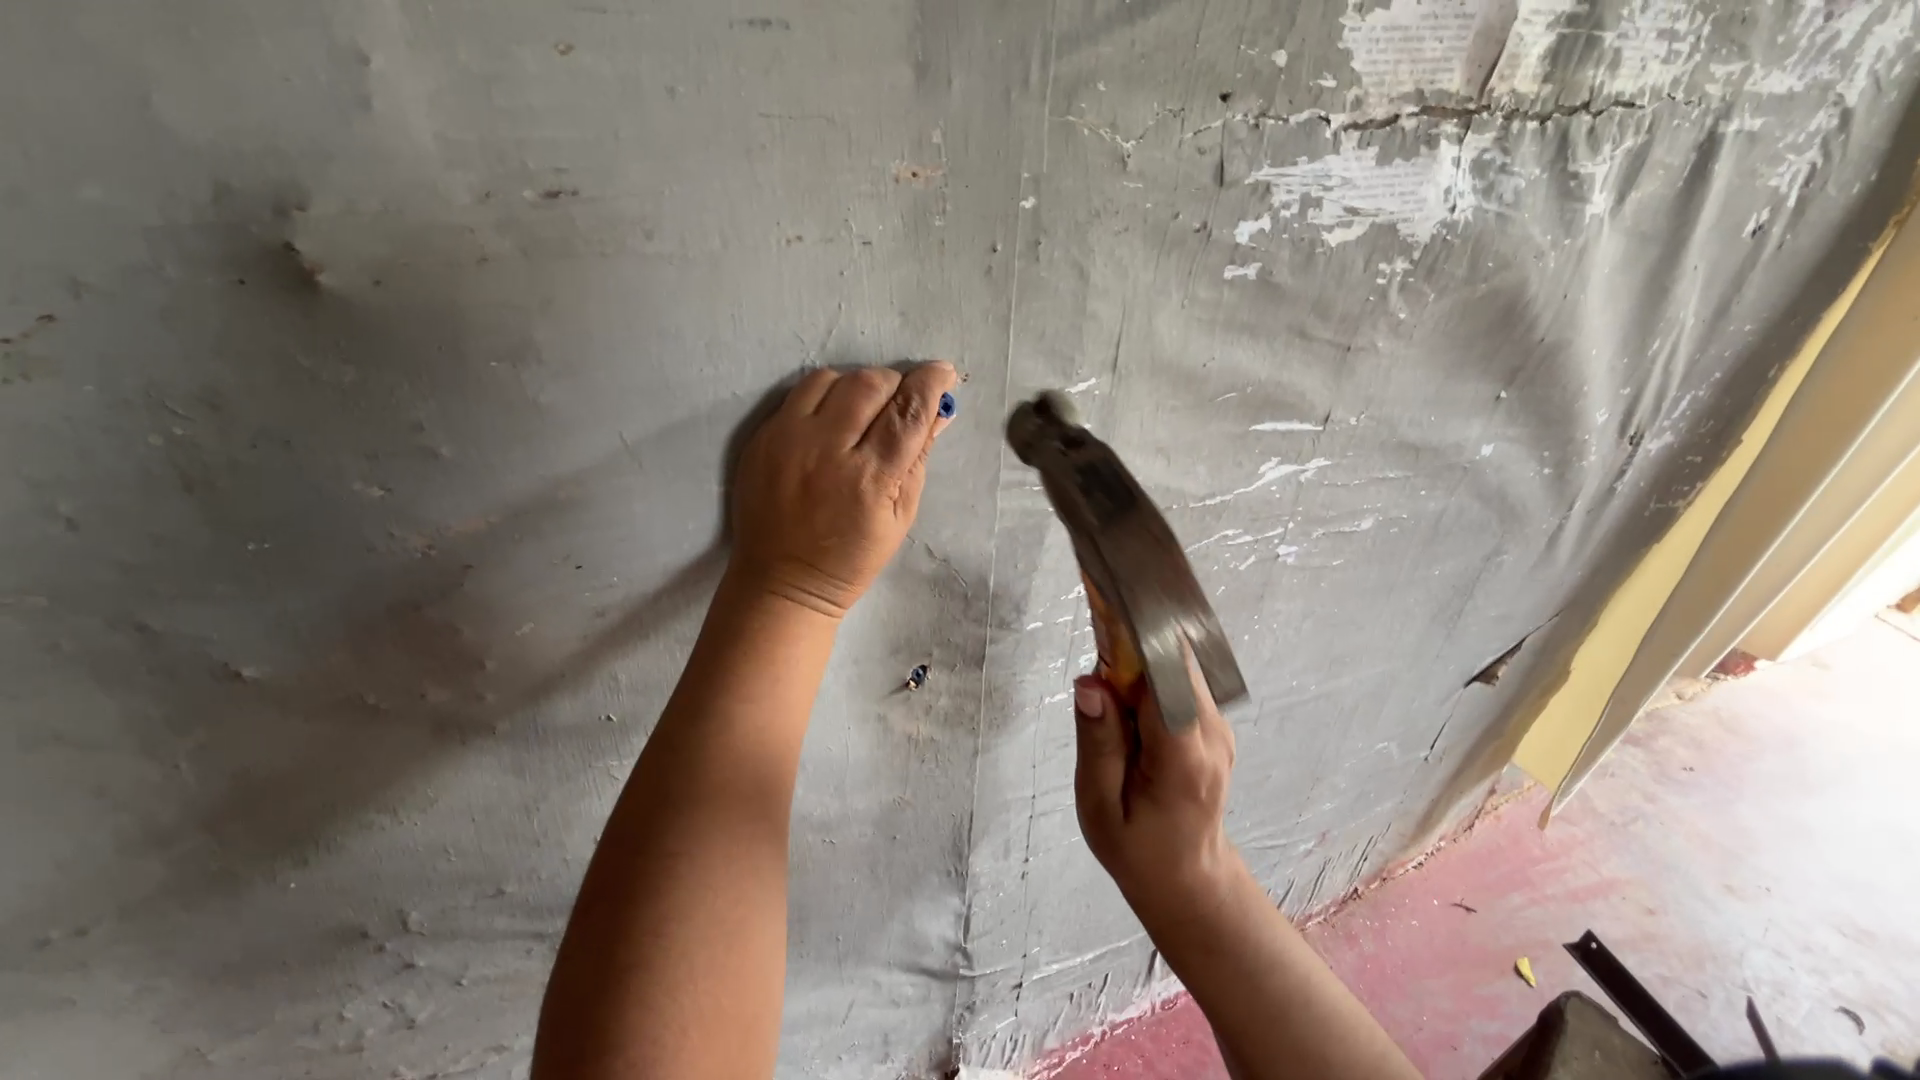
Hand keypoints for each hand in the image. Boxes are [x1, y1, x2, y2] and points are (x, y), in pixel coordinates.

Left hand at [728, 362, 958, 619]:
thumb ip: (918, 458)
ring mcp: (788, 440)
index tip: (944, 373)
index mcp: (869, 477)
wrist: (782, 581)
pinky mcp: (762, 438)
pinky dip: (822, 398)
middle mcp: (827, 450)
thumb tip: (939, 411)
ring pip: (831, 379)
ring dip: (856, 386)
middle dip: (894, 384)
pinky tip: (829, 422)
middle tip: (900, 403)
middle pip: (870, 383)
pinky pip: (798, 394)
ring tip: (861, 412)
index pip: (909, 411)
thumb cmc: (851, 557)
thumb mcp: (900, 516)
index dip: (931, 384)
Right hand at [1072, 645, 1243, 928]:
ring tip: (1105, 695)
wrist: (1186, 878)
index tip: (1103, 621)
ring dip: (1139, 667)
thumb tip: (1090, 682)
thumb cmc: (1136, 848)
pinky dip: (1150, 682)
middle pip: (1175, 666)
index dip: (1138, 644)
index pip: (1169, 678)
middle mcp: (1212, 733)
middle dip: (1132, 653)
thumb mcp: (1099, 805)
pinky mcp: (1213, 726)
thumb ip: (1098, 742)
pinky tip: (1125, 707)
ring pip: (1179, 670)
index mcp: (1184, 756)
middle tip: (1092, 672)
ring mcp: (1219, 728)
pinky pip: (1181, 686)